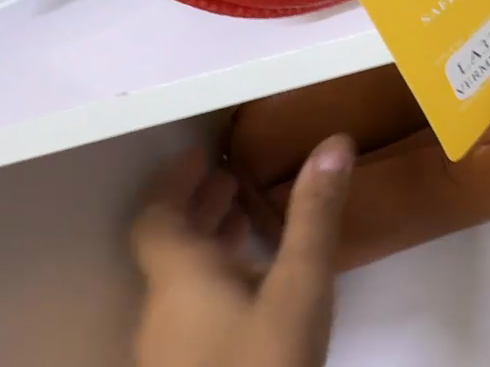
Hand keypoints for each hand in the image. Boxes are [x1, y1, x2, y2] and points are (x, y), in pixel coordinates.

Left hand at [131, 135, 354, 366]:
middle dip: (197, 204)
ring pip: (180, 277)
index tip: (202, 151)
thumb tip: (332, 144)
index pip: (157, 219)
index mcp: (181, 280)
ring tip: (249, 212)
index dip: (174, 181)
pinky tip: (255, 278)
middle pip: (166, 247)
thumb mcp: (302, 283)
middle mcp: (163, 309)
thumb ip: (315, 213)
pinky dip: (217, 271)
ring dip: (208, 238)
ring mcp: (170, 346)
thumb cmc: (265, 361)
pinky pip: (192, 302)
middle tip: (233, 172)